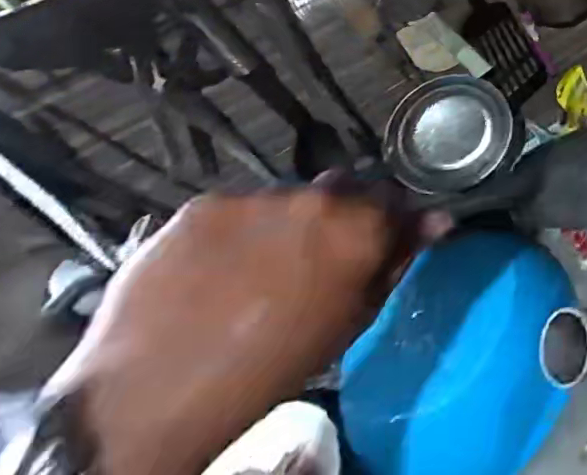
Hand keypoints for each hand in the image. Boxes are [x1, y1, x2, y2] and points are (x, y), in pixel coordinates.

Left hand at [46, 188, 448, 474]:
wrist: (149, 398)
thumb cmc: (272, 368)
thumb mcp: (351, 319)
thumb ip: (397, 260)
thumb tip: (438, 219)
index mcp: (360, 225)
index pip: (392, 197)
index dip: (384, 219)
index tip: (373, 240)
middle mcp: (317, 196)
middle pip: (341, 188)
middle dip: (336, 213)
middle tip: (310, 256)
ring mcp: (257, 196)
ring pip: (285, 197)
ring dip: (283, 221)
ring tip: (253, 267)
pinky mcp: (204, 204)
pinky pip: (234, 208)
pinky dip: (232, 231)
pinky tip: (213, 268)